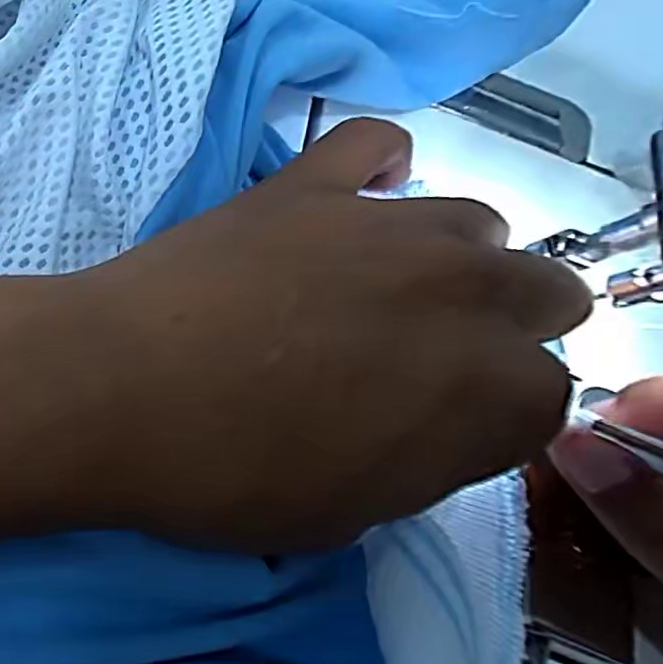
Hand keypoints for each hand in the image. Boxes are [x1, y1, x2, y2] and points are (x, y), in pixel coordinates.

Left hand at [0, 118, 590, 552]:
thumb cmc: (227, 478)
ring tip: (385, 286)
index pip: (544, 397)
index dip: (493, 416)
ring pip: (474, 220)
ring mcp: (391, 224)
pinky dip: (374, 169)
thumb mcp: (342, 517)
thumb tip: (427, 426)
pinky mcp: (312, 184)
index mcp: (491, 394)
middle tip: (428, 355)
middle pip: (542, 292)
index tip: (444, 426)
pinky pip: (373, 146)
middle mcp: (471, 293)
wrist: (118, 392)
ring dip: (450, 257)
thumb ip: (414, 464)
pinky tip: (353, 198)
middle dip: (504, 327)